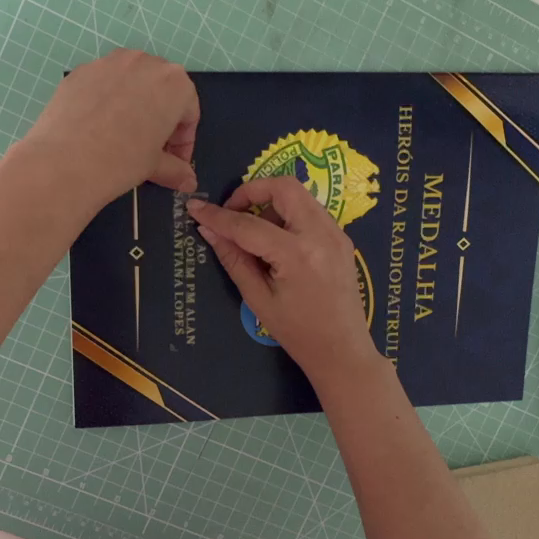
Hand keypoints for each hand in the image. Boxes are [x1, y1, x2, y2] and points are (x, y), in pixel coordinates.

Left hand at [10, 49, 199, 210]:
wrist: (64, 161)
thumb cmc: (122, 161)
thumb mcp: (154, 166)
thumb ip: (175, 169)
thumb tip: (189, 182)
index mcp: (175, 83)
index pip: (188, 112)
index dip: (184, 141)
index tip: (175, 161)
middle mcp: (145, 62)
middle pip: (161, 90)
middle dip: (161, 118)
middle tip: (151, 149)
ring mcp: (109, 62)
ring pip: (131, 82)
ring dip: (134, 105)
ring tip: (122, 136)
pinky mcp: (81, 70)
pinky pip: (103, 84)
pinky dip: (107, 101)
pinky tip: (96, 128)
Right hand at [187, 177, 383, 380]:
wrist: (342, 351)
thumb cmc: (297, 333)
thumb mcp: (258, 299)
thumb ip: (234, 259)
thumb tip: (208, 230)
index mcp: (297, 255)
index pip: (248, 225)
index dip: (218, 216)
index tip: (196, 208)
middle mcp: (321, 234)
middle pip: (283, 187)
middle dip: (251, 192)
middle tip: (231, 213)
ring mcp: (336, 233)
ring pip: (298, 195)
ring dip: (270, 204)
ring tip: (254, 235)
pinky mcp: (341, 238)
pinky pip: (310, 211)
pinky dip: (287, 215)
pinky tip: (276, 243)